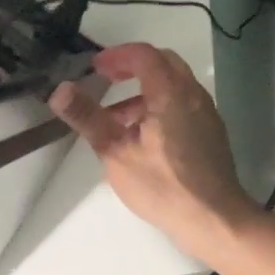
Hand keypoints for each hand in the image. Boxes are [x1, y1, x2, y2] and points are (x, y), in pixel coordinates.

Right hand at [48, 43, 257, 253]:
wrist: (215, 219)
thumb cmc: (163, 186)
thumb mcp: (116, 153)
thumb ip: (88, 118)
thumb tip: (59, 90)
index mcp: (171, 93)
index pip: (144, 55)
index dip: (117, 56)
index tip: (95, 68)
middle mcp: (193, 95)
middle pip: (163, 63)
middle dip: (132, 66)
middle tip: (106, 80)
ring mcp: (206, 113)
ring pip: (175, 85)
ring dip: (145, 90)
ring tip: (116, 118)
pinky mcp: (211, 133)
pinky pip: (184, 104)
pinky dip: (160, 106)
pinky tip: (143, 138)